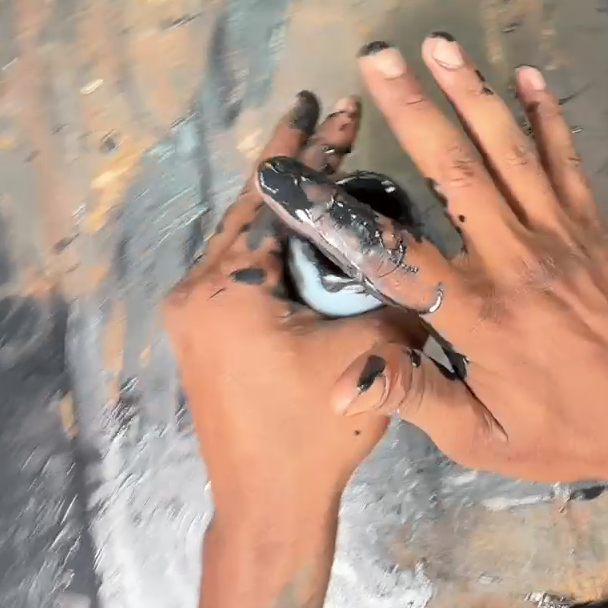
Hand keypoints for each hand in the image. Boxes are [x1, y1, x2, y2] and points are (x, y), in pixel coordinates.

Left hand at [162, 92, 423, 514]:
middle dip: (300, 161)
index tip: (329, 102)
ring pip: (250, 231)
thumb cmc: (317, 427)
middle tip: (333, 113)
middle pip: (256, 206)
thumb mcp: (372, 349)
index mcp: (227, 288)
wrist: (269, 505)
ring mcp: (196, 311)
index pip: (273, 198)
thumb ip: (393, 286)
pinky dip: (283, 233)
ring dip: (293, 197)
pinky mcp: (207, 328)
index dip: (309, 149)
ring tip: (332, 155)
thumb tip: (412, 239)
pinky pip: (247, 260)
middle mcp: (197, 290)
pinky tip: (316, 220)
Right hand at [257, 35, 607, 488]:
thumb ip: (416, 400)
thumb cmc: (570, 429)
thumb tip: (340, 383)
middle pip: (454, 172)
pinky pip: (565, 157)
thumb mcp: (486, 438)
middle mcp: (516, 259)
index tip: (298, 174)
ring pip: (508, 150)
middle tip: (378, 57)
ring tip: (440, 44)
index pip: (396, 256)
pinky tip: (527, 73)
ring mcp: (560, 231)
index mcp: (479, 316)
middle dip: (412, 109)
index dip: (340, 216)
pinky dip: (546, 113)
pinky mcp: (592, 220)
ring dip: (472, 92)